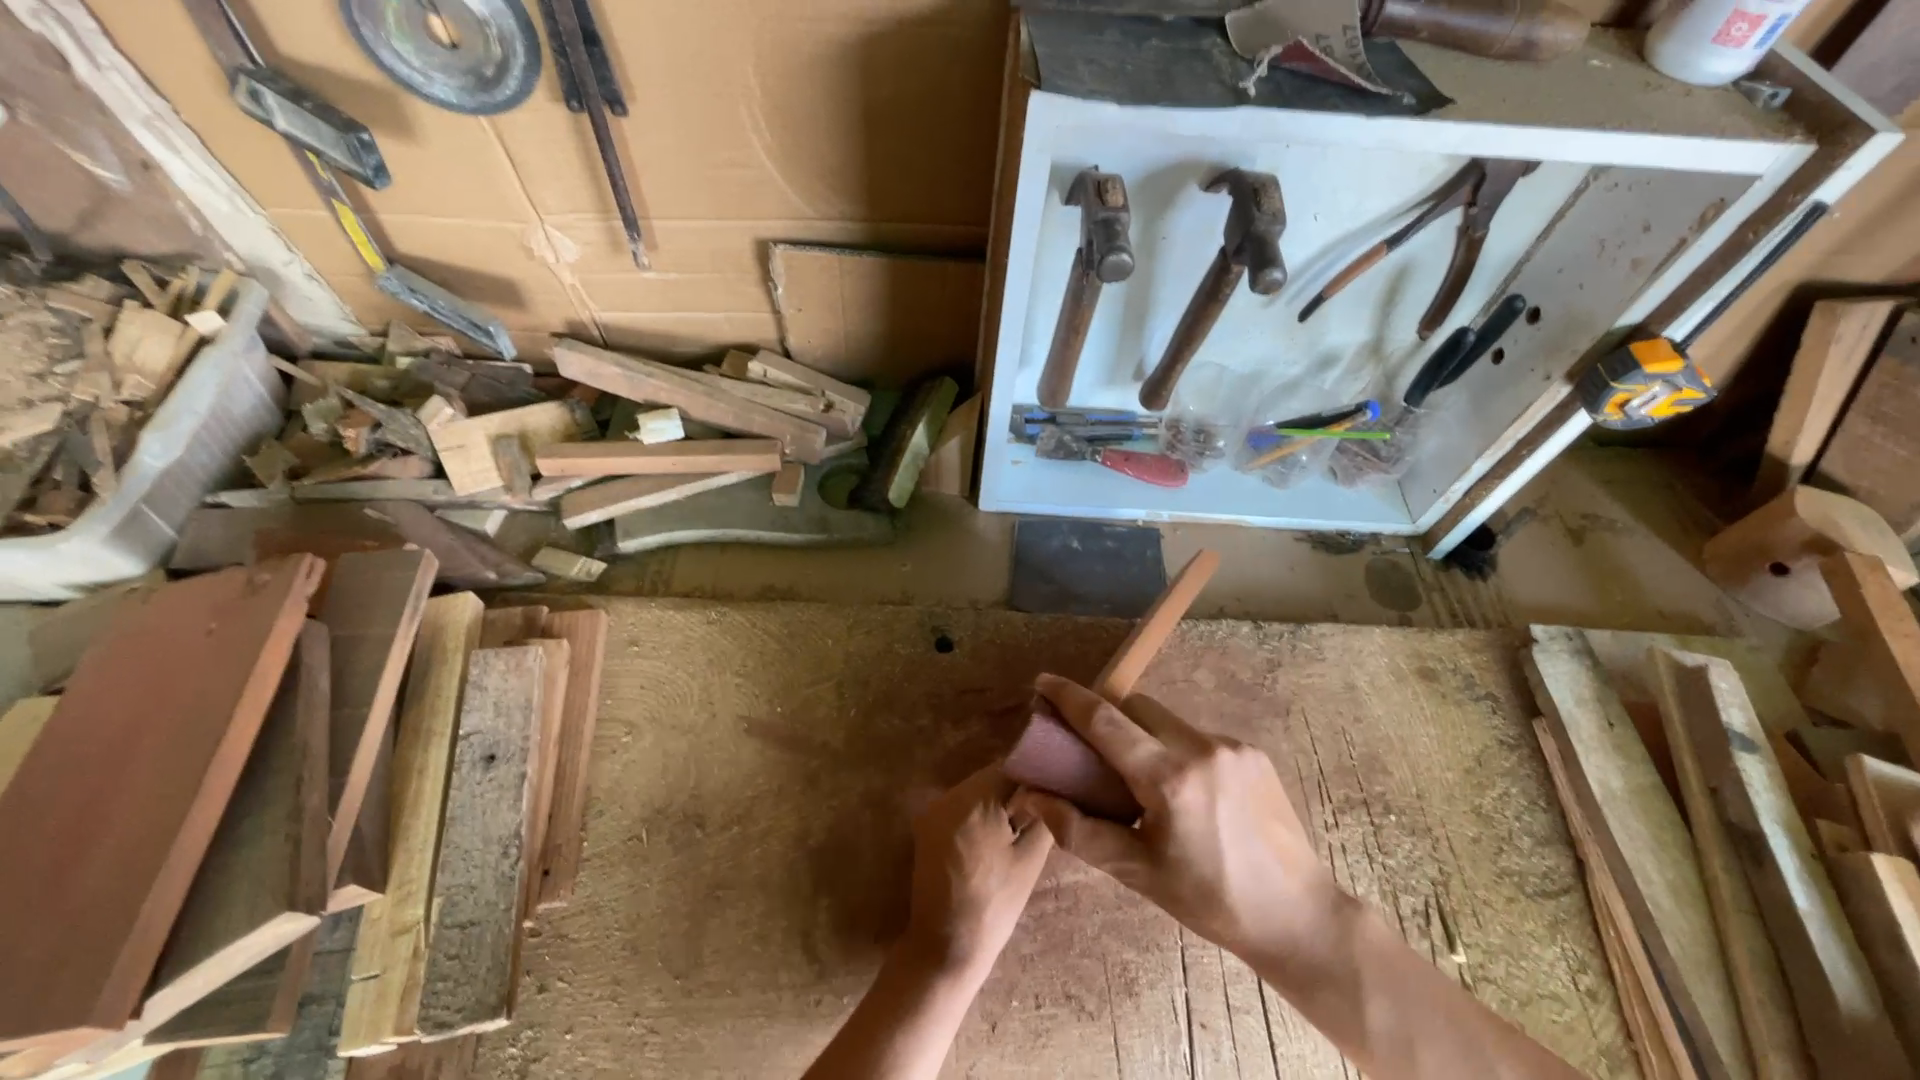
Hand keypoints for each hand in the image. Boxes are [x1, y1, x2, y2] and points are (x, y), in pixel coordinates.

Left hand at [902, 765, 1053, 976]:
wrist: (946, 946)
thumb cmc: (995, 905)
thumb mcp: (1030, 859)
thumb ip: (1044, 814)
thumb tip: (1054, 789)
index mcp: (973, 800)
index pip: (1013, 766)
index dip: (1038, 774)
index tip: (1058, 788)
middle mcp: (947, 797)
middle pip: (992, 775)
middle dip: (1018, 787)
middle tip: (1046, 808)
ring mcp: (932, 811)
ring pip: (976, 789)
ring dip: (999, 800)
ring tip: (1025, 823)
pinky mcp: (926, 826)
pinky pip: (961, 806)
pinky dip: (981, 812)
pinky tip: (1000, 834)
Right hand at [1010, 674, 1333, 958]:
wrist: (1297, 915)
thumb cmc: (1209, 899)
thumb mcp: (1136, 872)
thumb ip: (1078, 830)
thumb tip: (1033, 797)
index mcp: (1169, 777)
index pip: (1106, 721)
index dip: (1070, 698)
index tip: (1042, 682)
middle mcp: (1202, 747)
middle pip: (1137, 709)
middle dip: (1108, 720)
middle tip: (1090, 752)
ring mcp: (1232, 746)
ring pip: (1169, 722)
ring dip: (1144, 737)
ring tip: (1140, 783)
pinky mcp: (1253, 754)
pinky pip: (1198, 738)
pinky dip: (1177, 752)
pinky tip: (1183, 793)